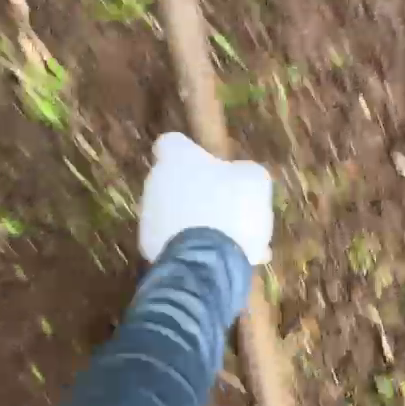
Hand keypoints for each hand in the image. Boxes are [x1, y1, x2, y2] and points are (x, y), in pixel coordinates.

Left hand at [138, 132, 273, 265]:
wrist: (208, 261)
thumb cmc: (232, 210)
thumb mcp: (255, 181)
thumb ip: (245, 171)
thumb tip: (240, 175)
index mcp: (177, 159)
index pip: (172, 144)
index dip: (190, 154)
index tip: (208, 167)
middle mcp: (155, 183)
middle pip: (176, 183)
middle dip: (200, 196)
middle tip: (230, 213)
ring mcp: (149, 217)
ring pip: (179, 217)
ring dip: (202, 226)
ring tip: (235, 245)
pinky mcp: (150, 248)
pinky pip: (177, 244)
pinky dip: (196, 249)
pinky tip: (221, 261)